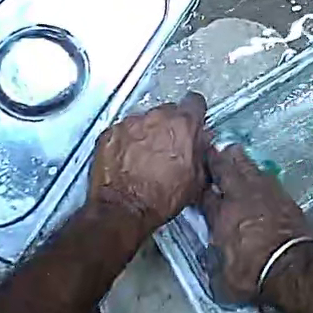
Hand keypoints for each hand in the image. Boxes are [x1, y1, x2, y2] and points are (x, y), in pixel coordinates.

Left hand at [88, 93, 210, 233]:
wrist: (123, 209)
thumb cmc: (159, 198)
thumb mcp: (196, 180)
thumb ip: (202, 153)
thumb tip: (203, 143)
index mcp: (182, 125)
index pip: (195, 102)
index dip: (195, 112)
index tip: (192, 121)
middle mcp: (156, 118)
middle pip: (168, 111)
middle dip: (169, 126)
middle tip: (168, 148)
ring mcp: (130, 123)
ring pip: (144, 121)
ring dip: (147, 134)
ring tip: (145, 158)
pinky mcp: (110, 132)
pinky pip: (122, 131)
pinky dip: (126, 142)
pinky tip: (128, 160)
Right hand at [198, 145, 311, 304]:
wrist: (291, 269)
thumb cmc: (254, 276)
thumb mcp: (221, 280)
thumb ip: (212, 264)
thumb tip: (209, 261)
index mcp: (220, 215)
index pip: (204, 195)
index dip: (199, 188)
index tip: (195, 184)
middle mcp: (239, 198)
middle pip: (224, 169)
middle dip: (215, 159)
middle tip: (211, 149)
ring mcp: (263, 194)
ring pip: (247, 167)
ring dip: (238, 158)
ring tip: (233, 150)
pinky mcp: (283, 197)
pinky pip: (267, 177)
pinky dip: (259, 172)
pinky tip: (259, 172)